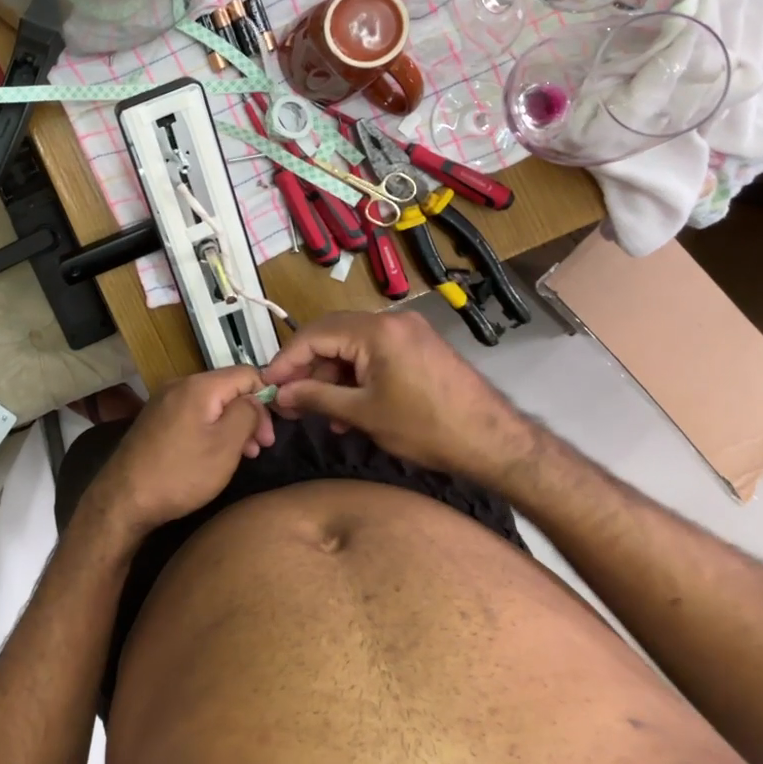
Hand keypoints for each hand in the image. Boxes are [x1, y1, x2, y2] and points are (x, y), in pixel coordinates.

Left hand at [84, 366, 273, 538]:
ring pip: (211, 403)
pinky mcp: (155, 419)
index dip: (266, 398)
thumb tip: (255, 399)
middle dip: (249, 414)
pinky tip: (215, 454)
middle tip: (260, 449)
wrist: (124, 498)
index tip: (270, 434)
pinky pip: (193, 414)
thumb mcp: (225, 446)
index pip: (246, 374)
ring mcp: (164, 401)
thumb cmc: (181, 473)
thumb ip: (247, 414)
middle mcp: (179, 385)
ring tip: (244, 455)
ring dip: (231, 425)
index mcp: (198, 385)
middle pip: (227, 388)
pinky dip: (210, 429)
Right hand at [261, 311, 532, 481]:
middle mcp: (391, 320)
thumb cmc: (426, 427)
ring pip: (352, 346)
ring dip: (332, 375)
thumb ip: (315, 397)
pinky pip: (374, 353)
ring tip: (320, 411)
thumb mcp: (362, 414)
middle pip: (332, 336)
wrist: (494, 443)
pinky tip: (348, 406)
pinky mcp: (420, 346)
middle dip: (307, 368)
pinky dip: (356, 375)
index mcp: (375, 330)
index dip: (286, 360)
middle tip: (289, 398)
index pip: (314, 335)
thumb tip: (280, 395)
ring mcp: (409, 331)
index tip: (268, 384)